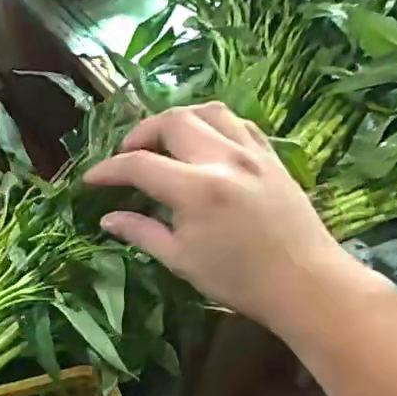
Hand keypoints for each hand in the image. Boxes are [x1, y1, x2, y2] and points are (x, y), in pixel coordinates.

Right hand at [83, 103, 382, 330]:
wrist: (306, 284)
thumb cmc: (238, 281)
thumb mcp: (181, 260)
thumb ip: (141, 232)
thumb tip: (108, 218)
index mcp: (197, 190)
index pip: (139, 164)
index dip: (108, 170)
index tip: (91, 180)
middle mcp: (223, 159)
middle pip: (172, 121)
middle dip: (140, 134)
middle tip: (127, 157)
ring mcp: (252, 153)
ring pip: (207, 111)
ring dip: (177, 120)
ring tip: (164, 142)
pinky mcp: (271, 156)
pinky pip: (237, 122)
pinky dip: (211, 124)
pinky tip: (203, 145)